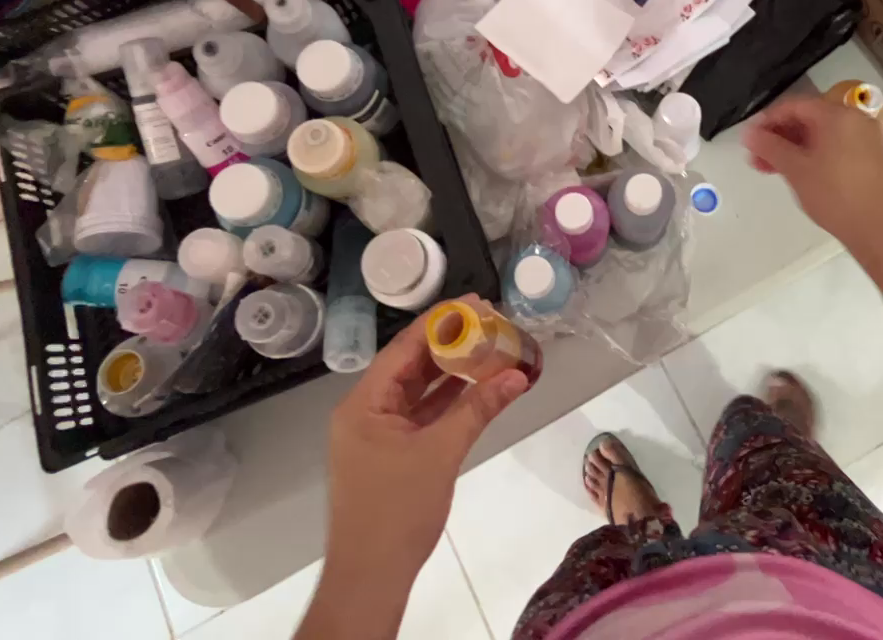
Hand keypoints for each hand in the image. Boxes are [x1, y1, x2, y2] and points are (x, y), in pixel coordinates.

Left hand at [324, 296, 528, 583]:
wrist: (371, 579)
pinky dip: (450, 401)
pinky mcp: (393, 453)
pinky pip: (423, 415)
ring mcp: (379, 433)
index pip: (403, 348)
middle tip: (490, 322)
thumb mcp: (441, 453)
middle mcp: (367, 411)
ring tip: (491, 347)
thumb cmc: (397, 511)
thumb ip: (478, 408)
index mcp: (363, 403)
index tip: (476, 304)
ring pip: (420, 390)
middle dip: (451, 344)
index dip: (441, 323)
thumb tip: (518, 374)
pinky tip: (480, 387)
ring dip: (453, 373)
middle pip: (412, 365)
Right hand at [743, 95, 882, 247]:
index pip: (794, 106)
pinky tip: (795, 172)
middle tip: (756, 156)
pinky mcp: (869, 155)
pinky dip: (812, 154)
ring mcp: (864, 137)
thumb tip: (748, 132)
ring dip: (792, 148)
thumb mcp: (795, 169)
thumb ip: (769, 146)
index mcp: (838, 115)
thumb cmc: (835, 195)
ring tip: (770, 168)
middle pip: (807, 118)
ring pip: (819, 134)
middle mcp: (854, 119)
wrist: (879, 229)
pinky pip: (833, 145)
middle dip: (778, 136)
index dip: (767, 120)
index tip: (750, 138)